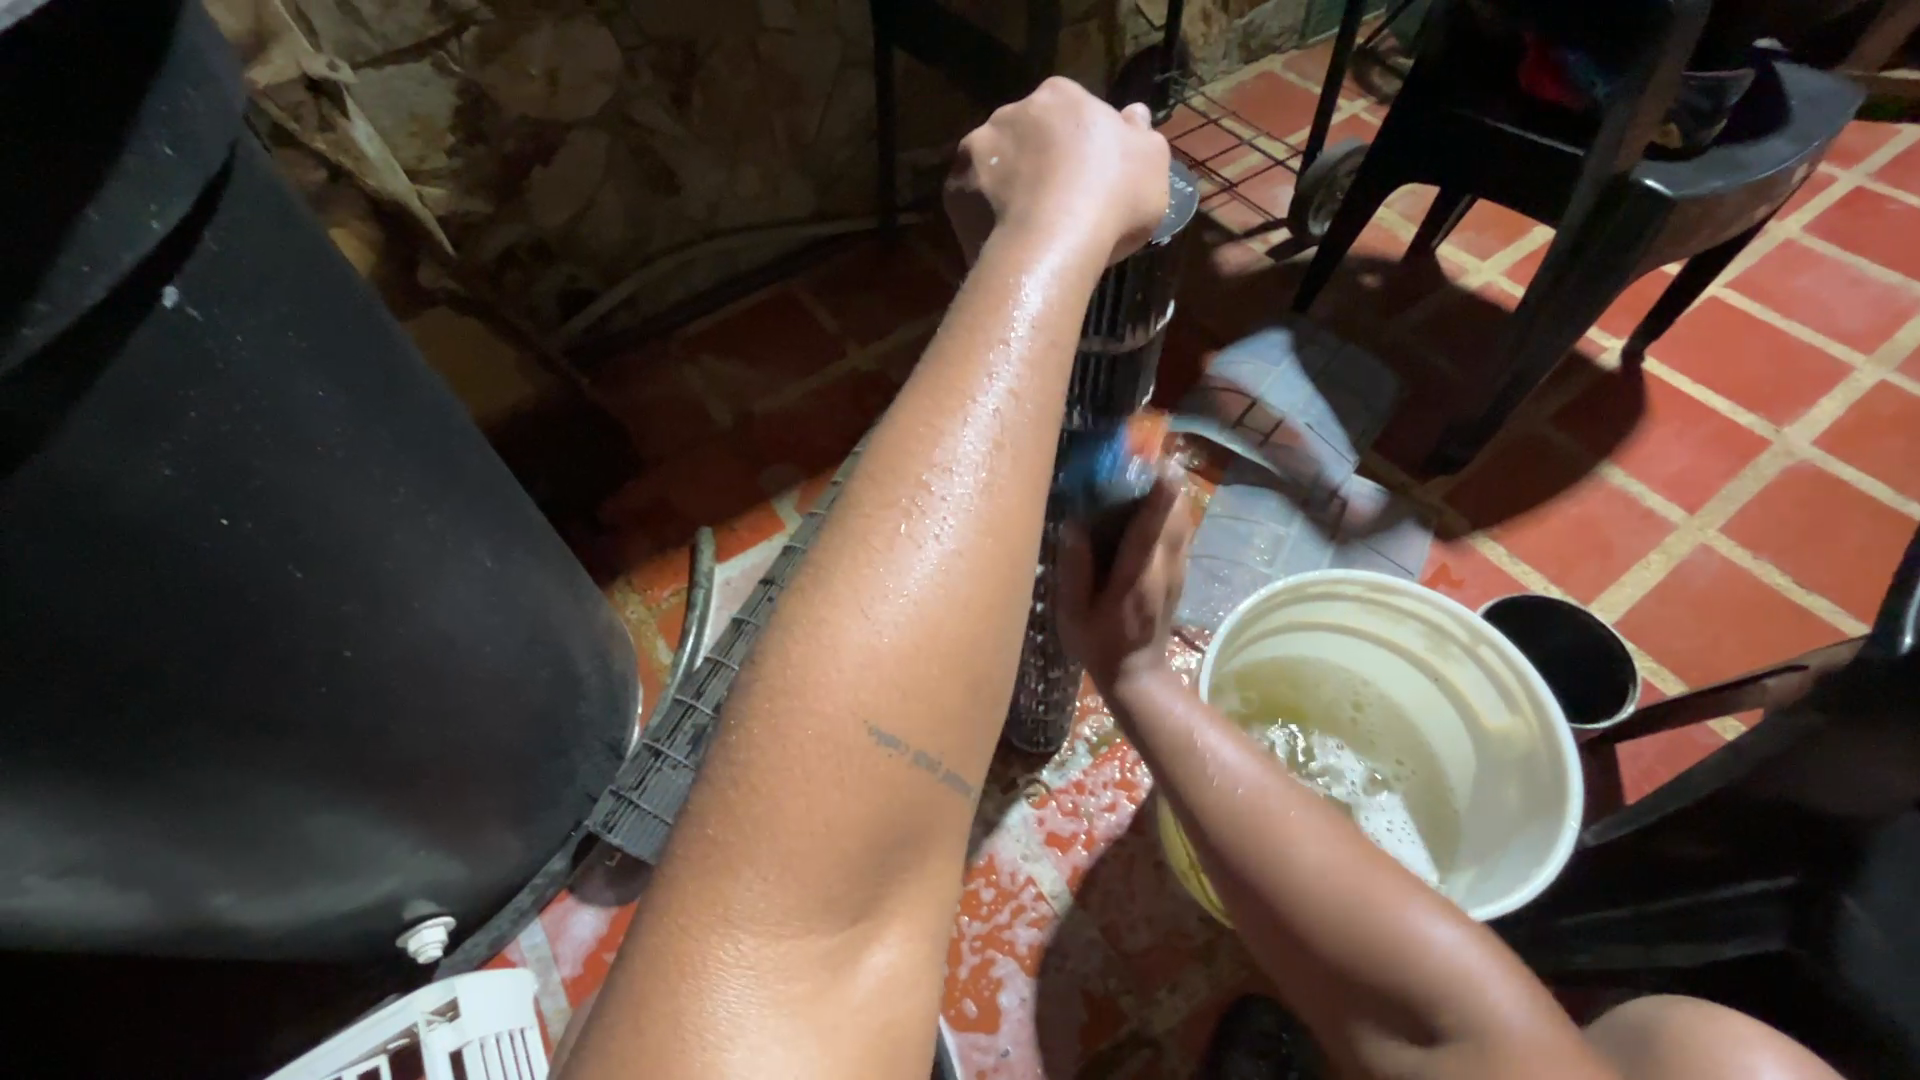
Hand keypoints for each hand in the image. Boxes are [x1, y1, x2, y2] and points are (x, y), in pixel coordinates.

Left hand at [945, 77, 1170, 266]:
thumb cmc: (1112, 196)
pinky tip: (1001, 239)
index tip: (1088, 176)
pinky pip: (971, 201)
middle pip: (1026, 135)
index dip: (1079, 144)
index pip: (1069, 110)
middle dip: (1037, 161)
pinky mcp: (954, 191)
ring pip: (993, 166)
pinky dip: (982, 216)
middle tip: (1055, 203)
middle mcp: (1011, 111)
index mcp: (1060, 95)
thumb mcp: (1151, 162)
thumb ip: (1141, 135)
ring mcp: (976, 150)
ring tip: (1024, 225)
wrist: (1053, 240)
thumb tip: (1133, 117)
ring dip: (1005, 187)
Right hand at [1056, 469, 1195, 695]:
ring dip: (1169, 489)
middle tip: (1144, 451)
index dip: (1159, 491)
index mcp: (1136, 578)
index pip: (1153, 527)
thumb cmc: (1098, 644)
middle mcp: (1164, 569)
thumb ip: (1074, 569)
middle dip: (1165, 479)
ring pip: (1184, 518)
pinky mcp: (1179, 571)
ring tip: (1146, 465)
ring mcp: (1178, 570)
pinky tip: (1150, 497)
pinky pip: (1180, 529)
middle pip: (1177, 513)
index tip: (1157, 459)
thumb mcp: (1072, 614)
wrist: (1137, 675)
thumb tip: (1074, 524)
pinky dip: (1169, 507)